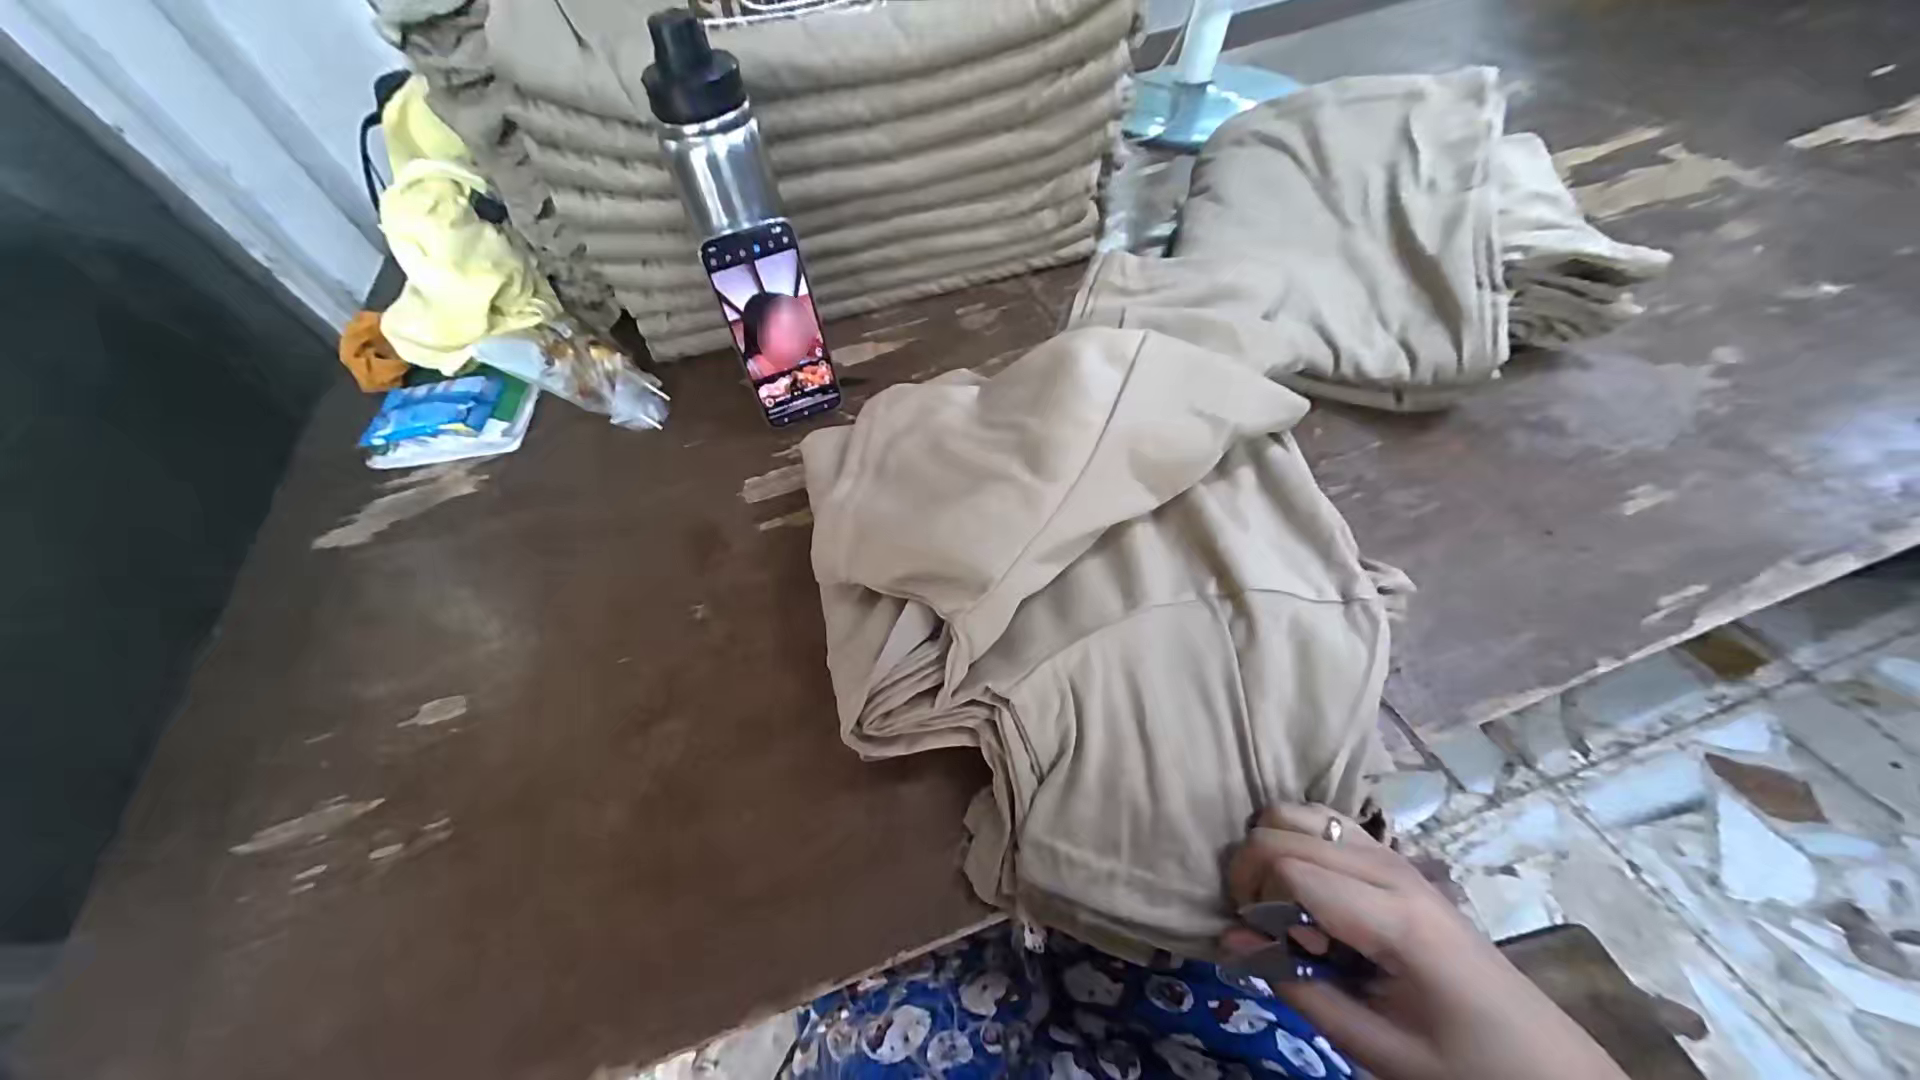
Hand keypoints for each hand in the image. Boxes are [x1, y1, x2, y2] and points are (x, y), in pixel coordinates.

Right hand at [1222, 804, 1628, 1079]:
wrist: (1550, 1068)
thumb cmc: (1466, 1067)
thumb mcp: (1379, 1049)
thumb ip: (1297, 988)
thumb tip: (1228, 937)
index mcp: (1394, 918)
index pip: (1288, 868)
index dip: (1255, 900)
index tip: (1263, 943)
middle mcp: (1389, 868)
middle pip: (1282, 830)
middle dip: (1251, 872)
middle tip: (1262, 926)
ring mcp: (1393, 855)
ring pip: (1297, 811)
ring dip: (1270, 848)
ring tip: (1280, 901)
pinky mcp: (1394, 858)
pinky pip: (1324, 820)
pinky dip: (1295, 838)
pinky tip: (1307, 885)